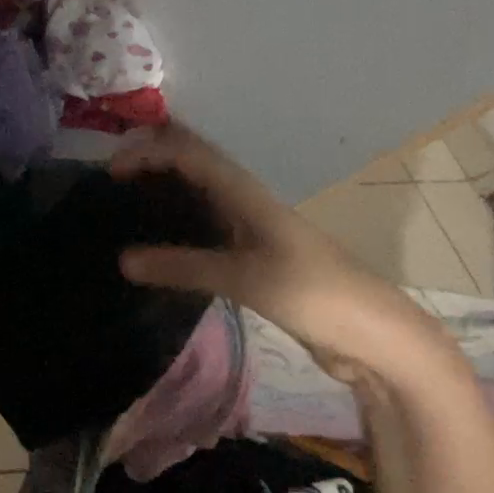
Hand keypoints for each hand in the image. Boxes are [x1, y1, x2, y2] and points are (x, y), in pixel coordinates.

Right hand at [111, 123, 415, 368]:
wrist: (383, 342)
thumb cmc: (316, 295)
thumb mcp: (245, 278)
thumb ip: (183, 266)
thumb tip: (121, 259)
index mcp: (246, 193)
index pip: (186, 151)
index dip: (146, 152)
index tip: (110, 173)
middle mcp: (247, 201)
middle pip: (194, 160)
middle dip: (153, 155)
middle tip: (111, 172)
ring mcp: (254, 228)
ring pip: (200, 190)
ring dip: (165, 184)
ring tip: (126, 196)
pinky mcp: (257, 257)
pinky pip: (208, 225)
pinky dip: (179, 218)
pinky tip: (162, 238)